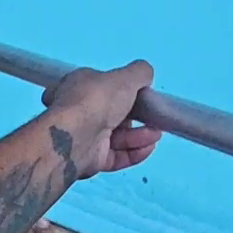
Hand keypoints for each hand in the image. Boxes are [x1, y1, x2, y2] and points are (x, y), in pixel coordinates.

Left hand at [41, 60, 162, 179]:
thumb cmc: (97, 100)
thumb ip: (139, 73)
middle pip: (112, 114)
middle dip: (136, 117)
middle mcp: (78, 111)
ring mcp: (84, 137)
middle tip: (153, 118)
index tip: (139, 95)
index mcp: (78, 86)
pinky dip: (134, 152)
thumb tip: (144, 75)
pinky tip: (149, 147)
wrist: (76, 137)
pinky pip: (116, 156)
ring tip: (156, 134)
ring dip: (140, 136)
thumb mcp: (124, 77)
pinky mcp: (91, 159)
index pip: (99, 87)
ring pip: (117, 137)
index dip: (120, 91)